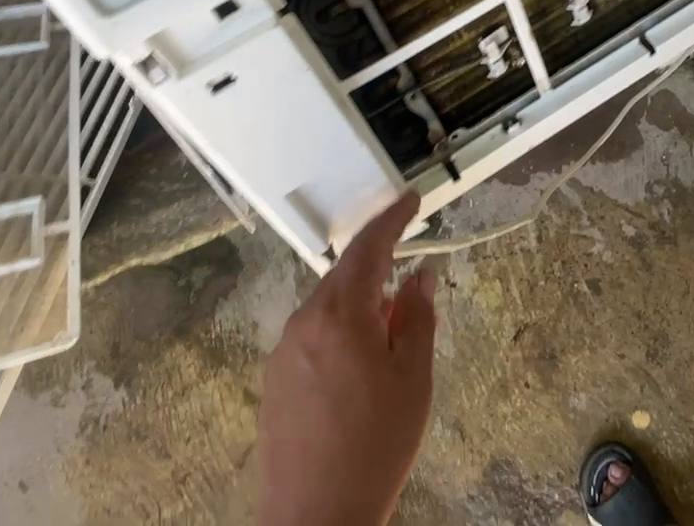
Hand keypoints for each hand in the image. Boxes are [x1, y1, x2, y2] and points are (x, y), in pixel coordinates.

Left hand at [259, 191, 438, 525]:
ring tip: (390, 341)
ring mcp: (284, 350)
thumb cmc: (376, 444)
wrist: (315, 519)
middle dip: (379, 270)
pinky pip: (313, 334)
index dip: (392, 218)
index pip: (369, 247)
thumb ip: (417, 317)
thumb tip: (420, 276)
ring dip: (361, 307)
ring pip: (329, 306)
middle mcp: (305, 321)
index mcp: (342, 314)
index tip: (410, 199)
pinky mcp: (274, 378)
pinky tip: (359, 368)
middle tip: (411, 286)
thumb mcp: (413, 378)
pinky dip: (341, 331)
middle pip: (346, 275)